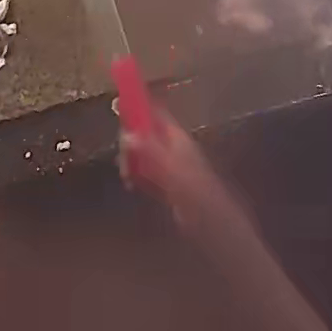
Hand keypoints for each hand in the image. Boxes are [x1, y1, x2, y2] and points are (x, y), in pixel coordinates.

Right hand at [119, 107, 229, 226]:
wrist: (214, 224)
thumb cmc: (196, 193)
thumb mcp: (171, 170)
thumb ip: (150, 151)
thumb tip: (126, 133)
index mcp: (178, 139)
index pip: (156, 113)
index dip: (139, 106)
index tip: (117, 106)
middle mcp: (173, 149)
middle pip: (146, 133)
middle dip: (130, 141)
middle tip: (122, 159)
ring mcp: (170, 167)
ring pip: (144, 154)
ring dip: (131, 160)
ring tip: (125, 176)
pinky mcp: (168, 185)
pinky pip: (147, 173)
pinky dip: (137, 175)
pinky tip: (130, 184)